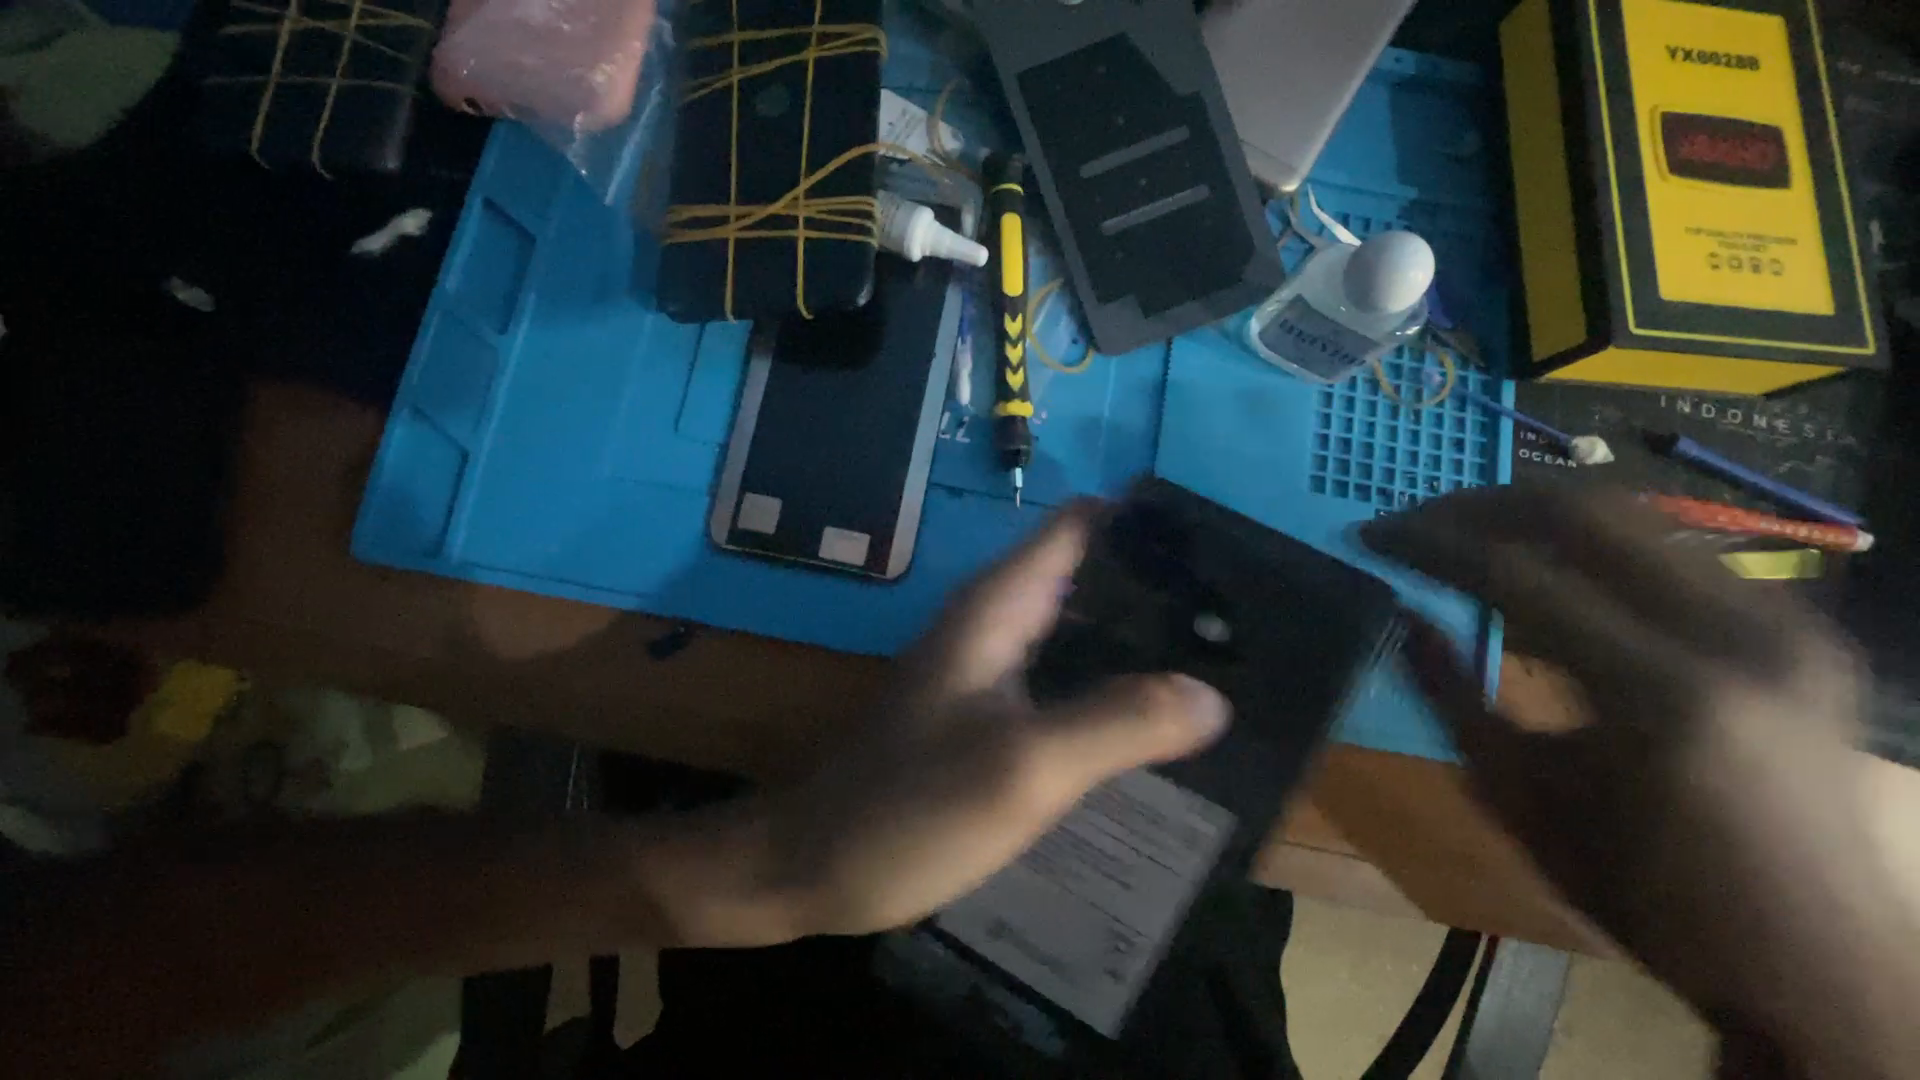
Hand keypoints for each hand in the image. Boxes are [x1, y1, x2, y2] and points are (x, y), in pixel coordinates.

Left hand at [761, 500, 1230, 937]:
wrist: (817, 865)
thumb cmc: (911, 809)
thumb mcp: (1023, 767)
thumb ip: (1118, 723)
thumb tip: (1212, 694)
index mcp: (997, 607)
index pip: (1080, 526)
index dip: (1147, 526)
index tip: (1220, 552)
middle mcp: (993, 622)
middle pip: (1086, 574)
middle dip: (1156, 587)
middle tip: (1239, 620)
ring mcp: (987, 668)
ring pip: (1076, 627)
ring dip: (1137, 638)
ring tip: (1219, 663)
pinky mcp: (987, 712)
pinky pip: (1061, 678)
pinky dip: (1108, 683)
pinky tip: (1153, 720)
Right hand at [1361, 487, 1916, 1076]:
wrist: (1815, 956)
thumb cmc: (1643, 895)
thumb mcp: (1518, 799)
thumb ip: (1451, 694)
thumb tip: (1402, 616)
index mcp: (1660, 696)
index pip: (1516, 574)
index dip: (1429, 543)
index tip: (1369, 535)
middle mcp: (1736, 635)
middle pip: (1579, 514)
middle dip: (1475, 505)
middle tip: (1409, 519)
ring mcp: (1783, 622)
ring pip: (1629, 515)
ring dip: (1529, 514)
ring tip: (1461, 532)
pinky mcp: (1798, 624)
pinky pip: (1668, 550)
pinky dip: (1587, 544)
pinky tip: (1540, 567)